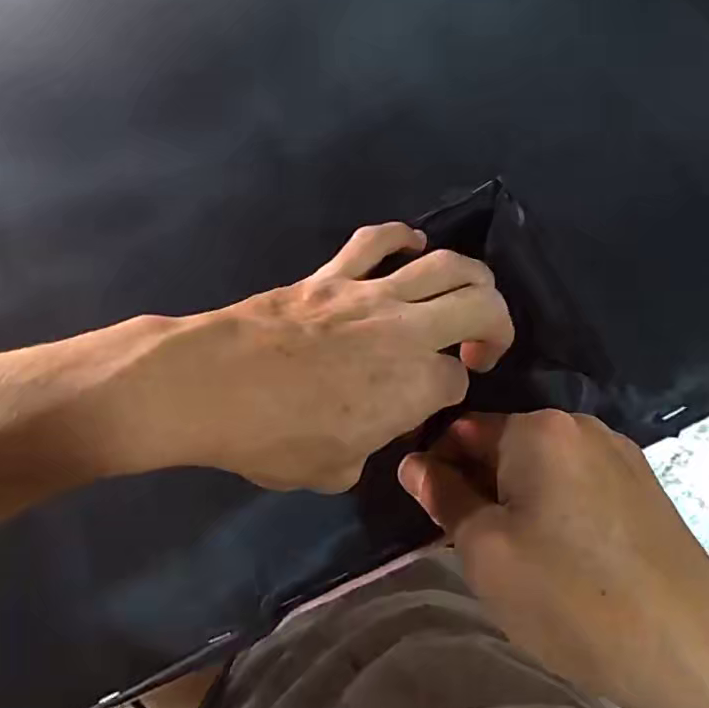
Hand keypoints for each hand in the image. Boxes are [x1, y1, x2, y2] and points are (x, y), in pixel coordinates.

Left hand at [105, 223, 514, 491]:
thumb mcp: (333, 471)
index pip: (458, 380)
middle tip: (481, 341)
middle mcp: (408, 332)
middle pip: (481, 306)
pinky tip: (413, 245)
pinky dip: (402, 236)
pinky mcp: (335, 273)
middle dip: (497, 323)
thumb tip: (374, 424)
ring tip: (468, 290)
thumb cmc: (272, 438)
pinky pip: (378, 240)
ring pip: (446, 263)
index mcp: (414, 388)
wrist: (212, 386)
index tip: (432, 399)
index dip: (453, 390)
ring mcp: (373, 294)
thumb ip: (369, 448)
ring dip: (471, 275)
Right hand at [399, 411, 708, 707]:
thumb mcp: (487, 552)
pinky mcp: (646, 487)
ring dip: (519, 498)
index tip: (431, 512)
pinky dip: (558, 507)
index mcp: (541, 428)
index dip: (439, 468)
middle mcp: (583, 425)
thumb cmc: (571, 598)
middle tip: (473, 543)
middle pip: (508, 445)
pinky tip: (565, 557)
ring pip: (545, 466)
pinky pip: (581, 482)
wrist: (690, 655)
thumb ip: (445, 497)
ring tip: (520, 556)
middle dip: (481, 484)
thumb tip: (415, 463)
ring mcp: (622, 454)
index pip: (465, 430)